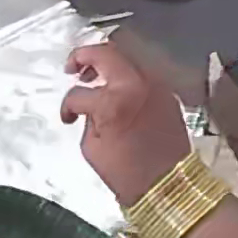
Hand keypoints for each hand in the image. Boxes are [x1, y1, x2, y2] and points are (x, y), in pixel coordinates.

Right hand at [60, 42, 188, 205]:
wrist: (169, 185)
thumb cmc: (126, 173)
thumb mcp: (92, 147)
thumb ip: (88, 118)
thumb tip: (89, 108)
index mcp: (113, 101)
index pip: (79, 93)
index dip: (67, 105)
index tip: (68, 116)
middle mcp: (137, 84)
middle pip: (106, 52)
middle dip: (84, 56)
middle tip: (72, 68)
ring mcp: (156, 85)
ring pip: (127, 56)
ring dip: (107, 63)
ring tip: (94, 77)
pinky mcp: (167, 92)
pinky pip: (142, 73)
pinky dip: (125, 75)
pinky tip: (117, 91)